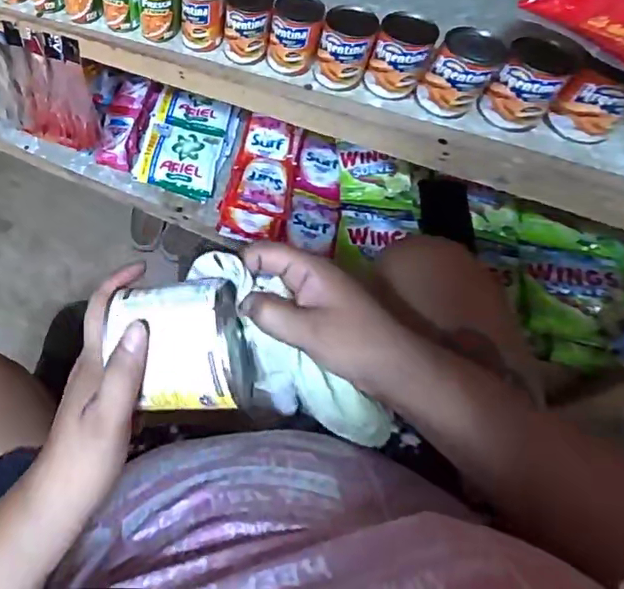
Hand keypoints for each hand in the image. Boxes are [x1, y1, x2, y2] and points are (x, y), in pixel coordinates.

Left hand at [33, 262, 148, 517]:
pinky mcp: (99, 404)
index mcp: (90, 362)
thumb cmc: (84, 459)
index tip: (143, 268)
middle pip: (110, 320)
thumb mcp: (109, 415)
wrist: (58, 500)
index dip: (117, 281)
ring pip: (118, 344)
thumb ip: (123, 371)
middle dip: (136, 301)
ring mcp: (92, 385)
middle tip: (172, 302)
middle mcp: (89, 365)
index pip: (100, 307)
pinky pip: (123, 369)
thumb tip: (140, 322)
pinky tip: (165, 374)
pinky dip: (144, 360)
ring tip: (177, 332)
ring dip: (142, 330)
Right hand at [239, 242, 423, 395]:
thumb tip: (242, 301)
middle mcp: (312, 273)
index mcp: (309, 267)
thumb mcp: (308, 331)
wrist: (401, 372)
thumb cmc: (355, 345)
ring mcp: (318, 291)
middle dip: (246, 280)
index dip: (241, 264)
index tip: (222, 287)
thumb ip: (270, 313)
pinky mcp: (322, 310)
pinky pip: (289, 301)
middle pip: (268, 265)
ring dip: (260, 297)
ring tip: (237, 315)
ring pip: (277, 285)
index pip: (263, 251)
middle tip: (223, 302)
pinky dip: (275, 310)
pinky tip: (264, 327)